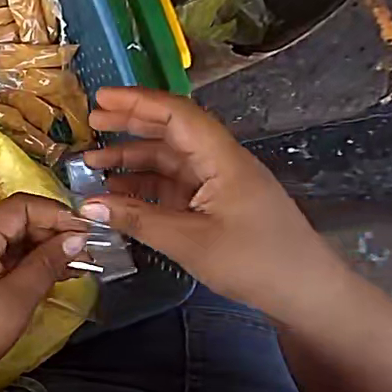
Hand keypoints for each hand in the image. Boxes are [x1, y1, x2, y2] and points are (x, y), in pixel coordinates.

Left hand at [0, 193, 88, 388]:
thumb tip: (76, 238)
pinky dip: (31, 263)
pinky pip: (6, 257)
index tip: (87, 232)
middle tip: (88, 252)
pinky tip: (56, 275)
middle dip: (54, 232)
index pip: (23, 206)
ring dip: (45, 249)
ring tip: (79, 265)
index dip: (57, 214)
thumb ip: (47, 263)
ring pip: (15, 240)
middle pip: (19, 220)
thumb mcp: (17, 297)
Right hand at [81, 87, 353, 323]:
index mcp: (222, 159)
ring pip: (169, 161)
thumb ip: (137, 219)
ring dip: (132, 160)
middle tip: (91, 122)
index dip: (137, 103)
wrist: (304, 293)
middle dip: (130, 124)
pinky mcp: (213, 206)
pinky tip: (118, 194)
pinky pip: (172, 187)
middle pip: (171, 132)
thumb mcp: (189, 242)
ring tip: (93, 165)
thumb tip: (87, 205)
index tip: (100, 99)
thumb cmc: (254, 262)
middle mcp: (219, 163)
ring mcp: (216, 184)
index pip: (177, 115)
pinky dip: (144, 187)